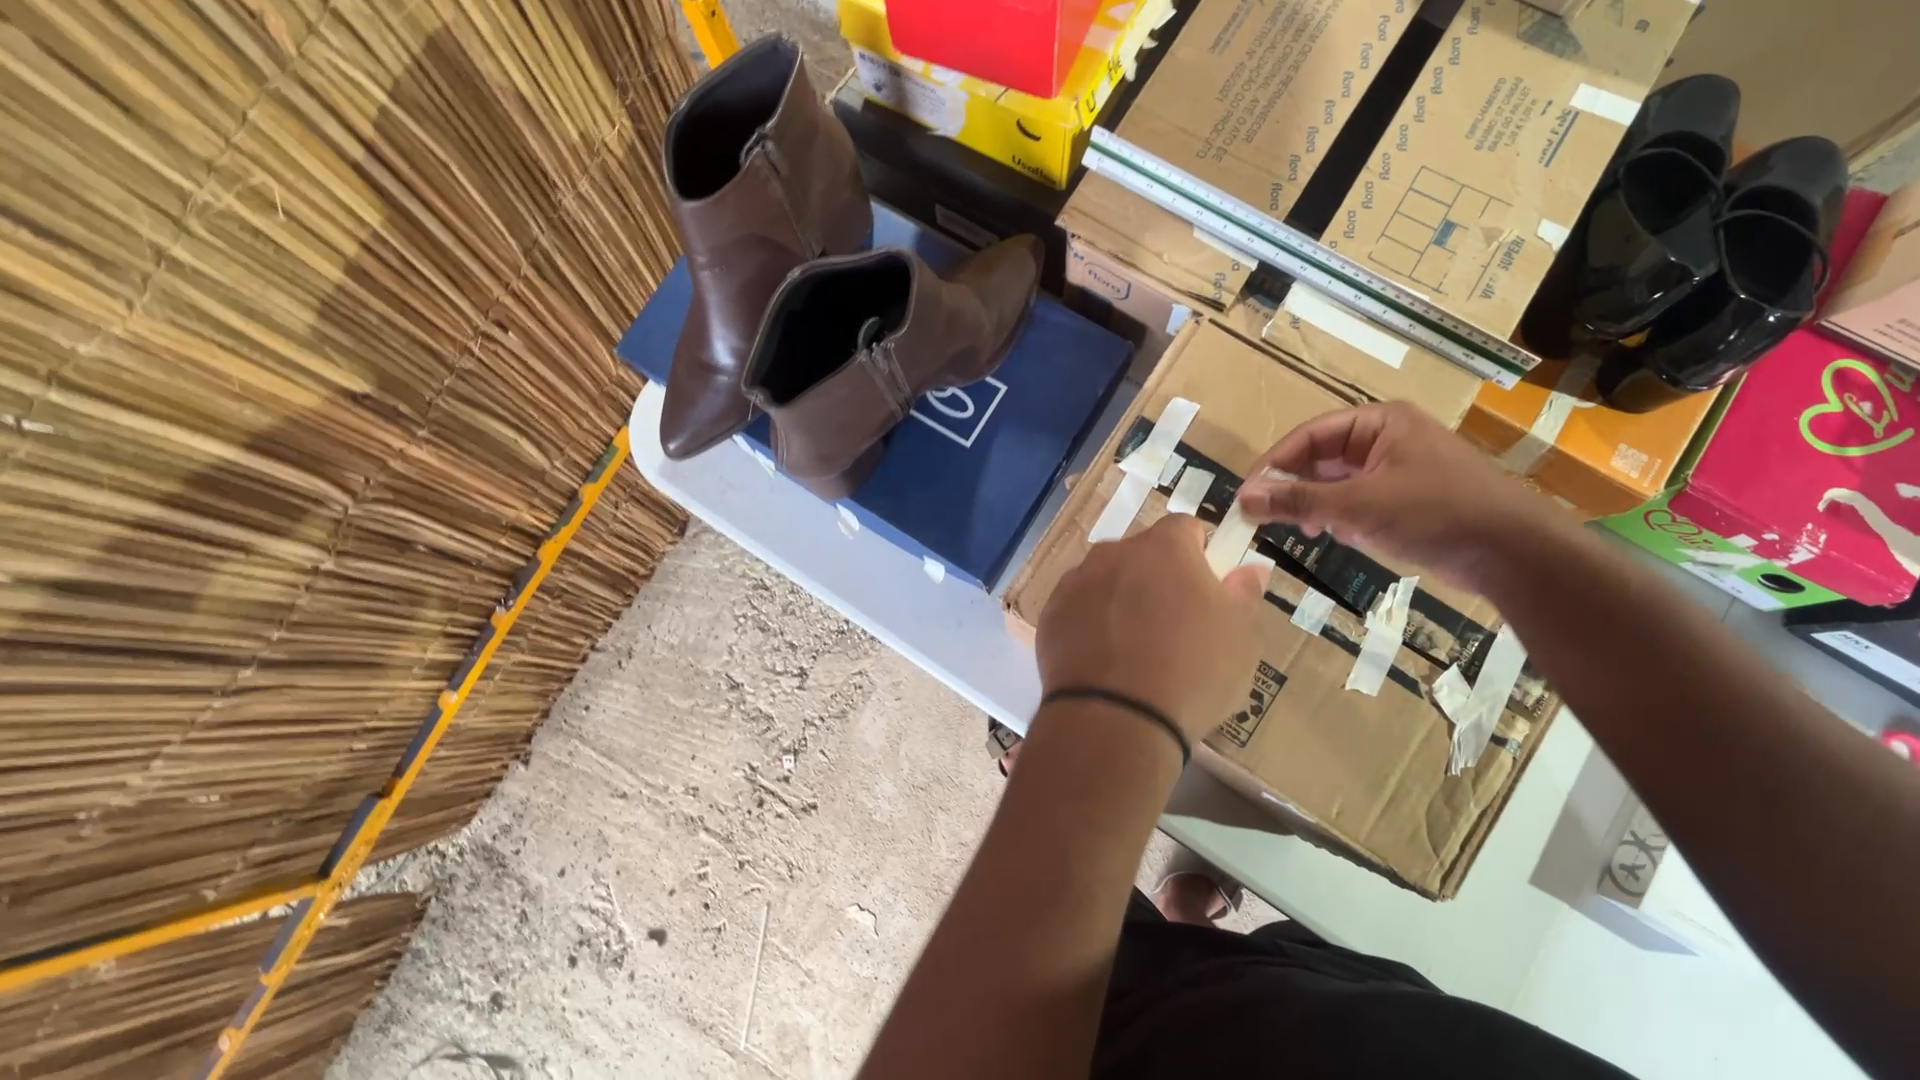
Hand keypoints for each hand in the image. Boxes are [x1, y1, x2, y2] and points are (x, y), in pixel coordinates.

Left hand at [1035, 514, 1265, 741]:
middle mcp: (1114, 553)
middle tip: (1171, 624)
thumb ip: (1244, 595)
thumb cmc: (1192, 673)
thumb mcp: (1241, 638)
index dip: (1199, 554)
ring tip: (1132, 648)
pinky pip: (1077, 609)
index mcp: (1164, 548)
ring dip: (1119, 599)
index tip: (1205, 589)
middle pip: (1141, 554)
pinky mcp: (1050, 615)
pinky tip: (1102, 660)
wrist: (1115, 719)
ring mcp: (1075, 583)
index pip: (1185, 528)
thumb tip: (1248, 569)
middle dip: (1156, 578)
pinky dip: (1089, 624)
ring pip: (1105, 580)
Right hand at [1234, 403, 1563, 592]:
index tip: (1247, 494)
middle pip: (1322, 457)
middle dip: (1295, 486)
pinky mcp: (1407, 500)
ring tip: (1302, 530)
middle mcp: (1388, 440)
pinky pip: (1358, 501)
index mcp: (1380, 423)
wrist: (1511, 551)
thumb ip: (1298, 501)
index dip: (1275, 463)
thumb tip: (1243, 498)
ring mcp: (1399, 470)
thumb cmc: (1435, 512)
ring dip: (1316, 504)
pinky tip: (1336, 536)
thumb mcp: (1358, 506)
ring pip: (1338, 482)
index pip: (1310, 435)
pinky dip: (1340, 517)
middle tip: (1266, 515)